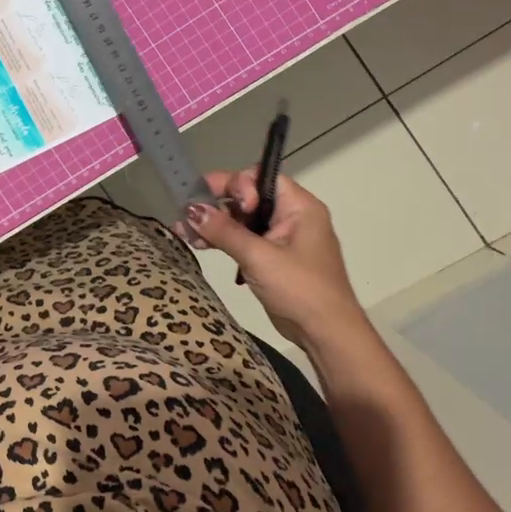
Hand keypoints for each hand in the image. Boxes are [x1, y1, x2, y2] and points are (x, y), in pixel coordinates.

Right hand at [182, 170, 369, 352]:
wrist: (326, 334)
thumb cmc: (299, 289)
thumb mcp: (258, 256)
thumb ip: (223, 230)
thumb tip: (190, 209)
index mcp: (299, 207)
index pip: (260, 177)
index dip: (236, 185)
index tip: (221, 205)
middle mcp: (291, 216)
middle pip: (247, 196)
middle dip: (216, 204)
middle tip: (186, 215)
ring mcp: (281, 238)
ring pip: (242, 219)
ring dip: (214, 224)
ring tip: (184, 233)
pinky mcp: (272, 257)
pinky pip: (243, 239)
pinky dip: (222, 240)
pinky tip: (198, 245)